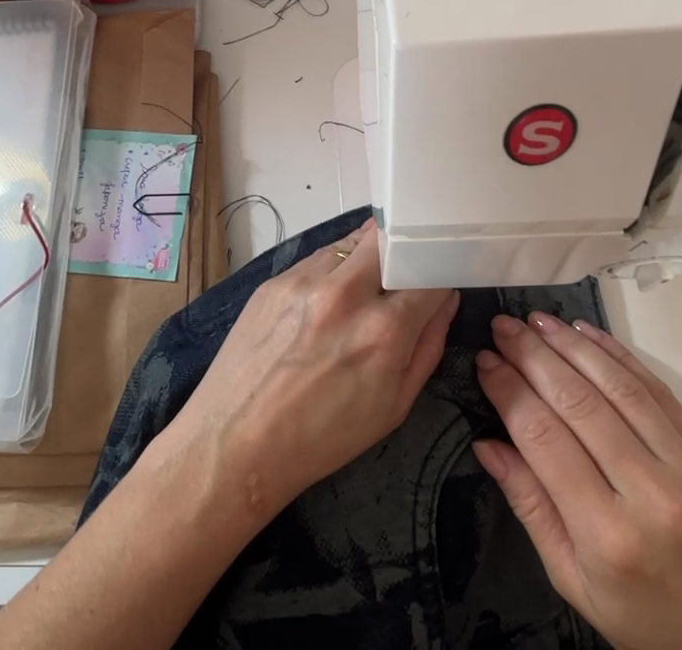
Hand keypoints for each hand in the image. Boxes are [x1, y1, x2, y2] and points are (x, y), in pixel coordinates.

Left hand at [157, 219, 458, 519]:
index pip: (429, 272)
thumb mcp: (394, 406)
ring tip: (364, 289)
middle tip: (405, 273)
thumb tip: (444, 299)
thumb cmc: (322, 438)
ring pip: (352, 242)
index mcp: (383, 330)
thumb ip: (427, 346)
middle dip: (404, 252)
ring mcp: (304, 281)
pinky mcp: (273, 280)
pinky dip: (333, 269)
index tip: (442, 275)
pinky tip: (327, 300)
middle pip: (390, 239)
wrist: (236, 441)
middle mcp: (345, 293)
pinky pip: (318, 258)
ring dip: (368, 257)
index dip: (441, 271)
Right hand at [473, 313, 681, 649]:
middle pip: (578, 404)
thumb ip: (531, 507)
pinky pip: (658, 393)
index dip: (509, 392)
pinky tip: (588, 335)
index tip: (484, 362)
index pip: (544, 439)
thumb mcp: (572, 579)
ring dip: (573, 346)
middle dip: (533, 357)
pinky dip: (620, 357)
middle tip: (501, 327)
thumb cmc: (650, 621)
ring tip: (536, 321)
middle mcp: (651, 493)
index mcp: (607, 535)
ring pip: (619, 388)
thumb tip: (488, 445)